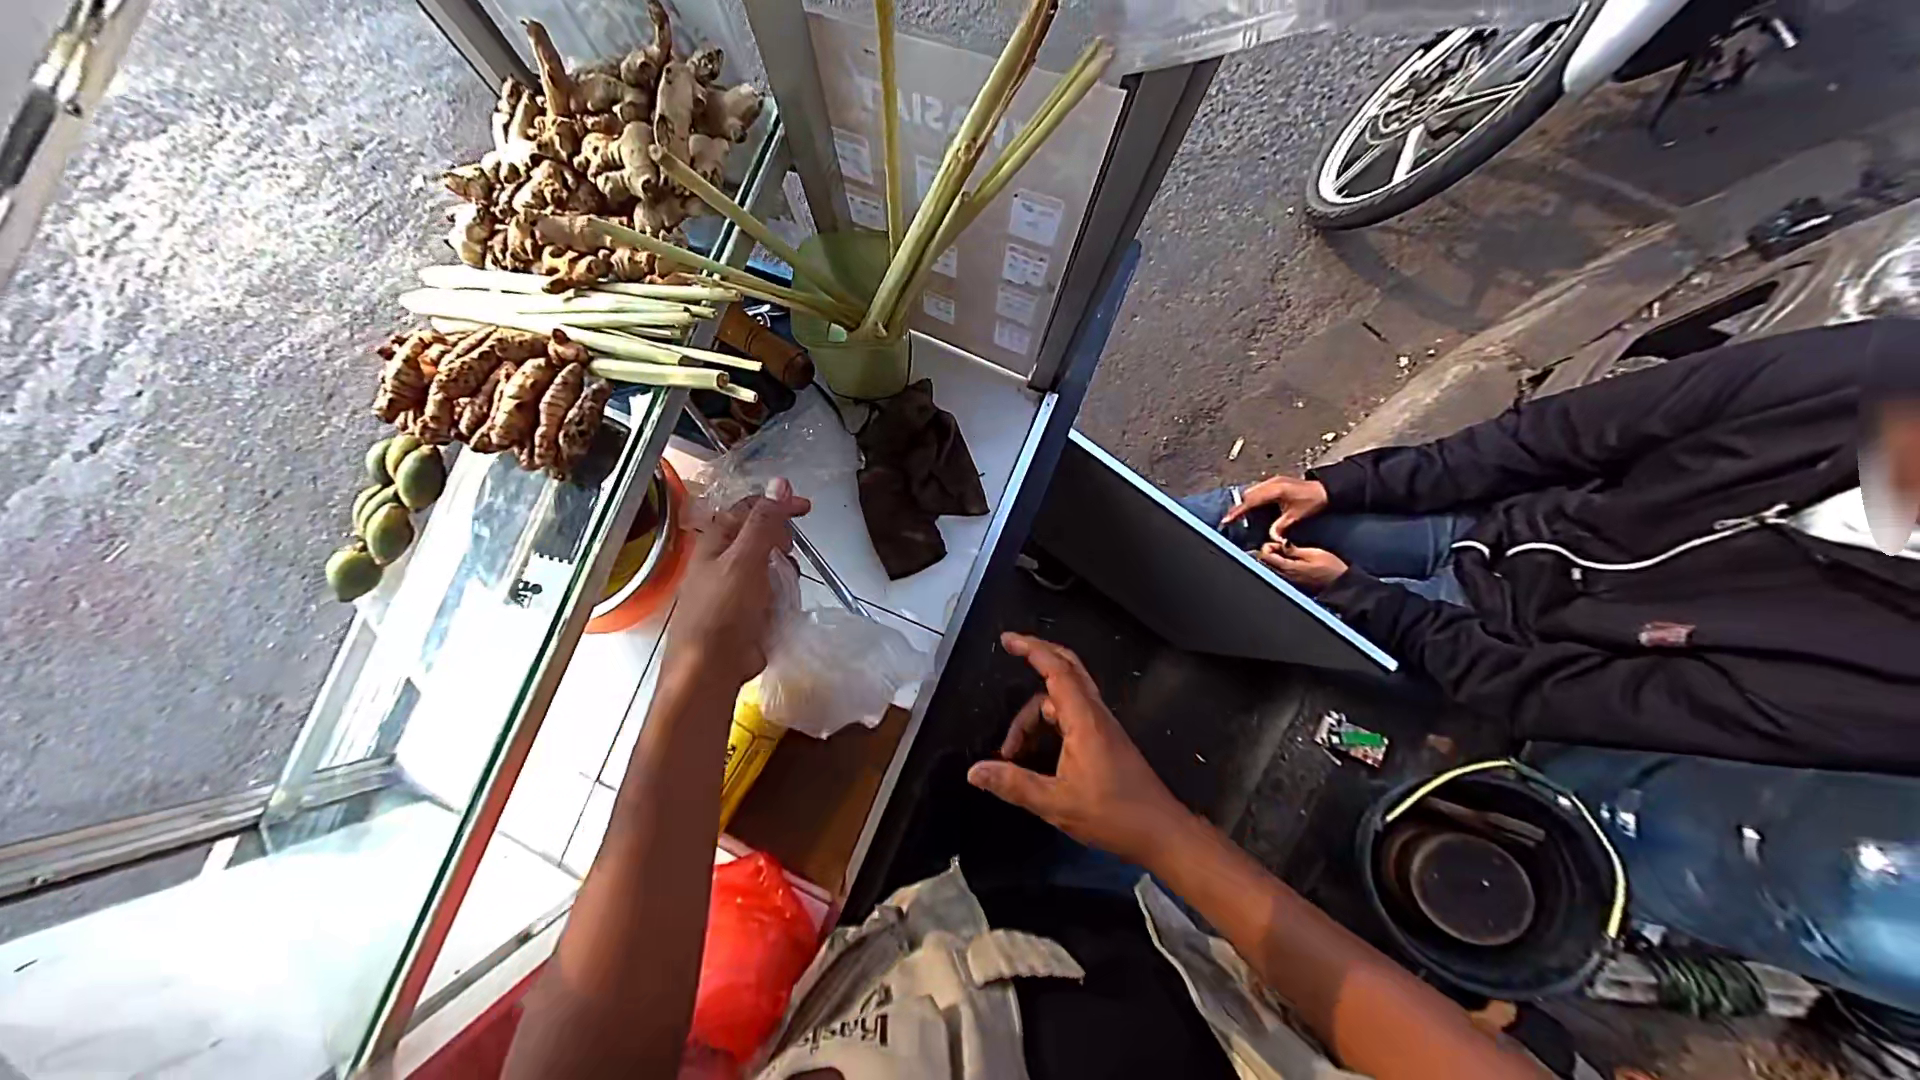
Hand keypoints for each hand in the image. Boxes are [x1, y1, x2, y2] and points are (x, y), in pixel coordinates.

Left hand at [664, 479, 811, 689]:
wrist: (711, 668)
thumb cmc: (723, 611)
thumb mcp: (746, 558)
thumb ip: (765, 522)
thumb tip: (780, 484)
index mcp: (716, 542)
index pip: (749, 509)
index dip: (777, 504)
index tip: (805, 509)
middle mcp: (723, 561)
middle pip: (762, 537)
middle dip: (782, 543)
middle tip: (788, 554)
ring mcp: (736, 588)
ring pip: (771, 566)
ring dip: (784, 572)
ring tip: (783, 587)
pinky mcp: (748, 611)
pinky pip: (773, 593)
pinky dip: (782, 595)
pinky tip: (782, 606)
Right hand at [967, 633, 1193, 867]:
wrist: (1161, 832)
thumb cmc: (1115, 816)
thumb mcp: (1056, 804)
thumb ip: (1013, 784)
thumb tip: (975, 771)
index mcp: (1084, 720)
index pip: (1057, 670)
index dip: (1031, 649)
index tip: (1008, 640)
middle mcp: (1095, 715)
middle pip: (1067, 668)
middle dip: (1038, 655)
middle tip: (1011, 651)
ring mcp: (1102, 726)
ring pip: (1064, 698)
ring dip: (1035, 713)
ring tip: (1012, 750)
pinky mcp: (1106, 740)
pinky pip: (1072, 714)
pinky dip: (1048, 723)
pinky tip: (1035, 751)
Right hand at [1220, 475, 1327, 540]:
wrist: (1326, 488)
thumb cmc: (1313, 500)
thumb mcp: (1297, 516)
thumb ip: (1281, 526)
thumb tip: (1271, 538)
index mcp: (1275, 490)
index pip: (1250, 502)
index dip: (1237, 511)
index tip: (1226, 520)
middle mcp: (1271, 483)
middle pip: (1247, 495)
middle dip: (1238, 507)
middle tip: (1229, 520)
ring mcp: (1272, 481)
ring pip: (1251, 491)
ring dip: (1244, 502)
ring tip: (1237, 515)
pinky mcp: (1274, 482)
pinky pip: (1257, 489)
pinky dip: (1251, 498)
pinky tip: (1250, 506)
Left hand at [1257, 540, 1347, 592]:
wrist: (1341, 584)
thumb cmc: (1330, 567)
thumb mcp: (1313, 553)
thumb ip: (1293, 550)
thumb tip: (1280, 543)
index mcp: (1287, 568)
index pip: (1265, 557)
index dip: (1267, 547)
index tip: (1278, 542)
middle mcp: (1284, 576)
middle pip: (1265, 563)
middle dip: (1269, 553)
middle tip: (1280, 546)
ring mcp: (1288, 581)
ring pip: (1271, 568)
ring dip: (1274, 559)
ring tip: (1285, 552)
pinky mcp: (1293, 584)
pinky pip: (1279, 573)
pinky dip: (1280, 565)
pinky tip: (1289, 561)